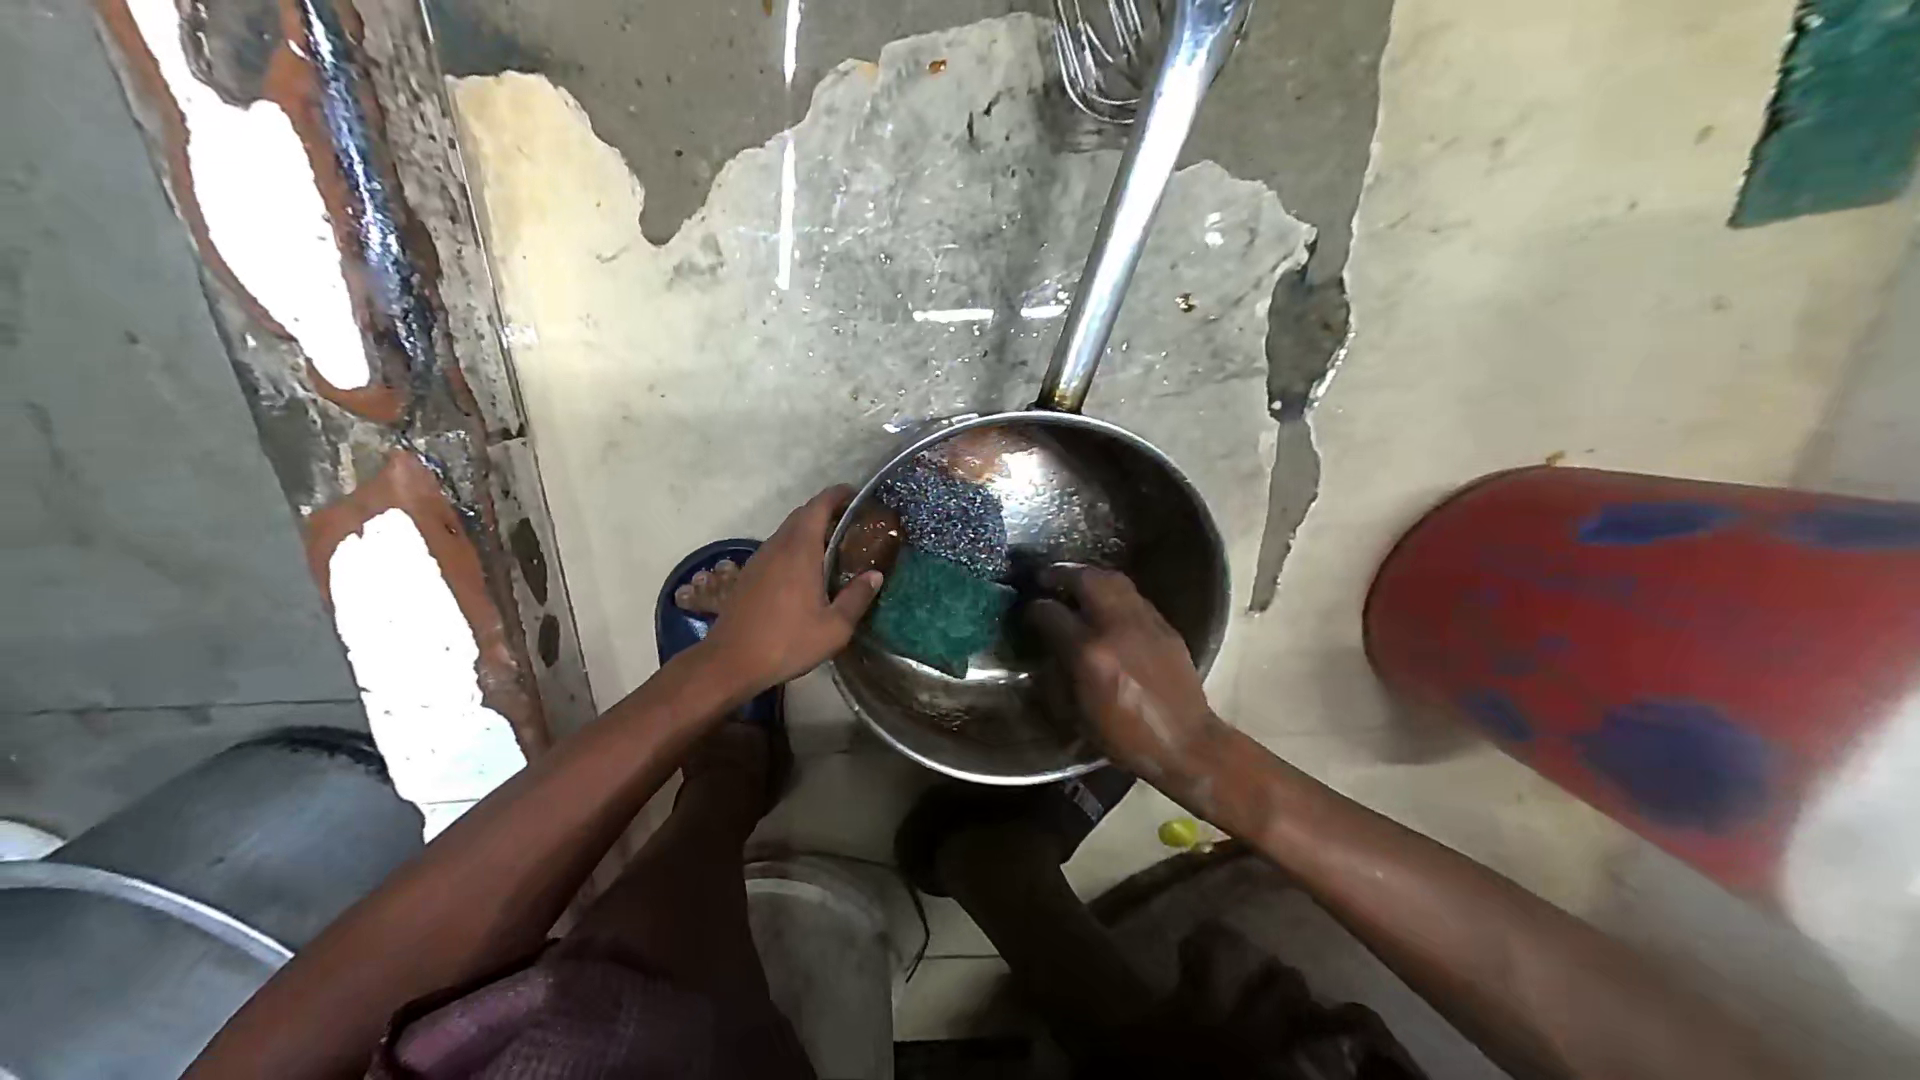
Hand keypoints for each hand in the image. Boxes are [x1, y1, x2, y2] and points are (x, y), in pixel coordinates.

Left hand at [699, 485, 882, 691]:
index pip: (818, 507)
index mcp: (799, 551)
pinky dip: (795, 546)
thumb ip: (856, 597)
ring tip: (834, 545)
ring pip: (787, 531)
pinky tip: (807, 570)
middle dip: (826, 511)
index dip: (837, 495)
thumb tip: (875, 575)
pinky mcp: (749, 575)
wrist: (729, 662)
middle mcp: (777, 547)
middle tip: (851, 522)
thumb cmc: (786, 642)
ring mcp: (759, 560)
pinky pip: (777, 548)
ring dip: (809, 530)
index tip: (856, 494)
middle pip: (801, 515)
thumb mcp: (834, 628)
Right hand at [1028, 567, 1226, 785]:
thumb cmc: (1124, 737)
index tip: (1028, 610)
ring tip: (1076, 582)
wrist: (1184, 743)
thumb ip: (1059, 671)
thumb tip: (1048, 645)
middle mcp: (1116, 628)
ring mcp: (1144, 623)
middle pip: (1086, 580)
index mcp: (1089, 653)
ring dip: (1090, 576)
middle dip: (1062, 573)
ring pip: (1113, 580)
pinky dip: (1114, 592)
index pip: (1052, 614)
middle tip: (1047, 577)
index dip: (1035, 609)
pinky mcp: (1165, 626)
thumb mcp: (1077, 712)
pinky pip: (1134, 596)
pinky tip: (1107, 603)